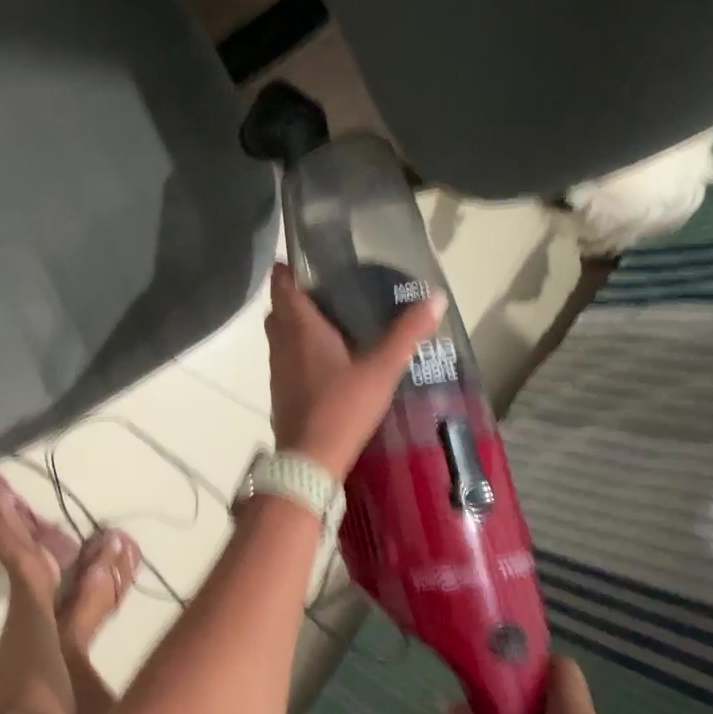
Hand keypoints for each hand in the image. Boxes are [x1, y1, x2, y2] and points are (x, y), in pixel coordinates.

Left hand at [265, 262, 446, 477]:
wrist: (309, 456)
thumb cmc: (342, 407)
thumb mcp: (382, 368)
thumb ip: (407, 333)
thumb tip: (435, 298)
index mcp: (300, 329)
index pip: (283, 288)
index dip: (287, 271)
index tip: (301, 257)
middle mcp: (281, 343)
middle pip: (279, 309)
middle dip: (294, 295)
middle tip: (324, 286)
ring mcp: (276, 367)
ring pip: (279, 334)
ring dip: (295, 322)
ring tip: (329, 317)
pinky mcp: (280, 388)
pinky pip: (285, 356)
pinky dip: (298, 346)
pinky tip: (324, 355)